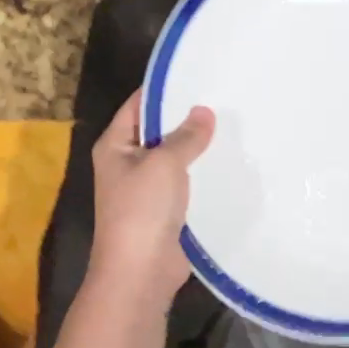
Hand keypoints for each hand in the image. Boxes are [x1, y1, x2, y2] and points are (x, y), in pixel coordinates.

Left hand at [89, 90, 215, 304]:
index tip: (198, 74)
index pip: (139, 105)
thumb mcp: (164, 163)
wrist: (140, 273)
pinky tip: (229, 161)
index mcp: (115, 145)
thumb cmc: (142, 209)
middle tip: (223, 97)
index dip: (165, 90)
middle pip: (158, 130)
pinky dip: (203, 173)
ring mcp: (146, 188)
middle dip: (187, 118)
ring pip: (175, 158)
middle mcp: (127, 162)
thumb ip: (185, 135)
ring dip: (198, 147)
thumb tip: (203, 111)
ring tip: (233, 124)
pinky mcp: (166, 210)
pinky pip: (186, 182)